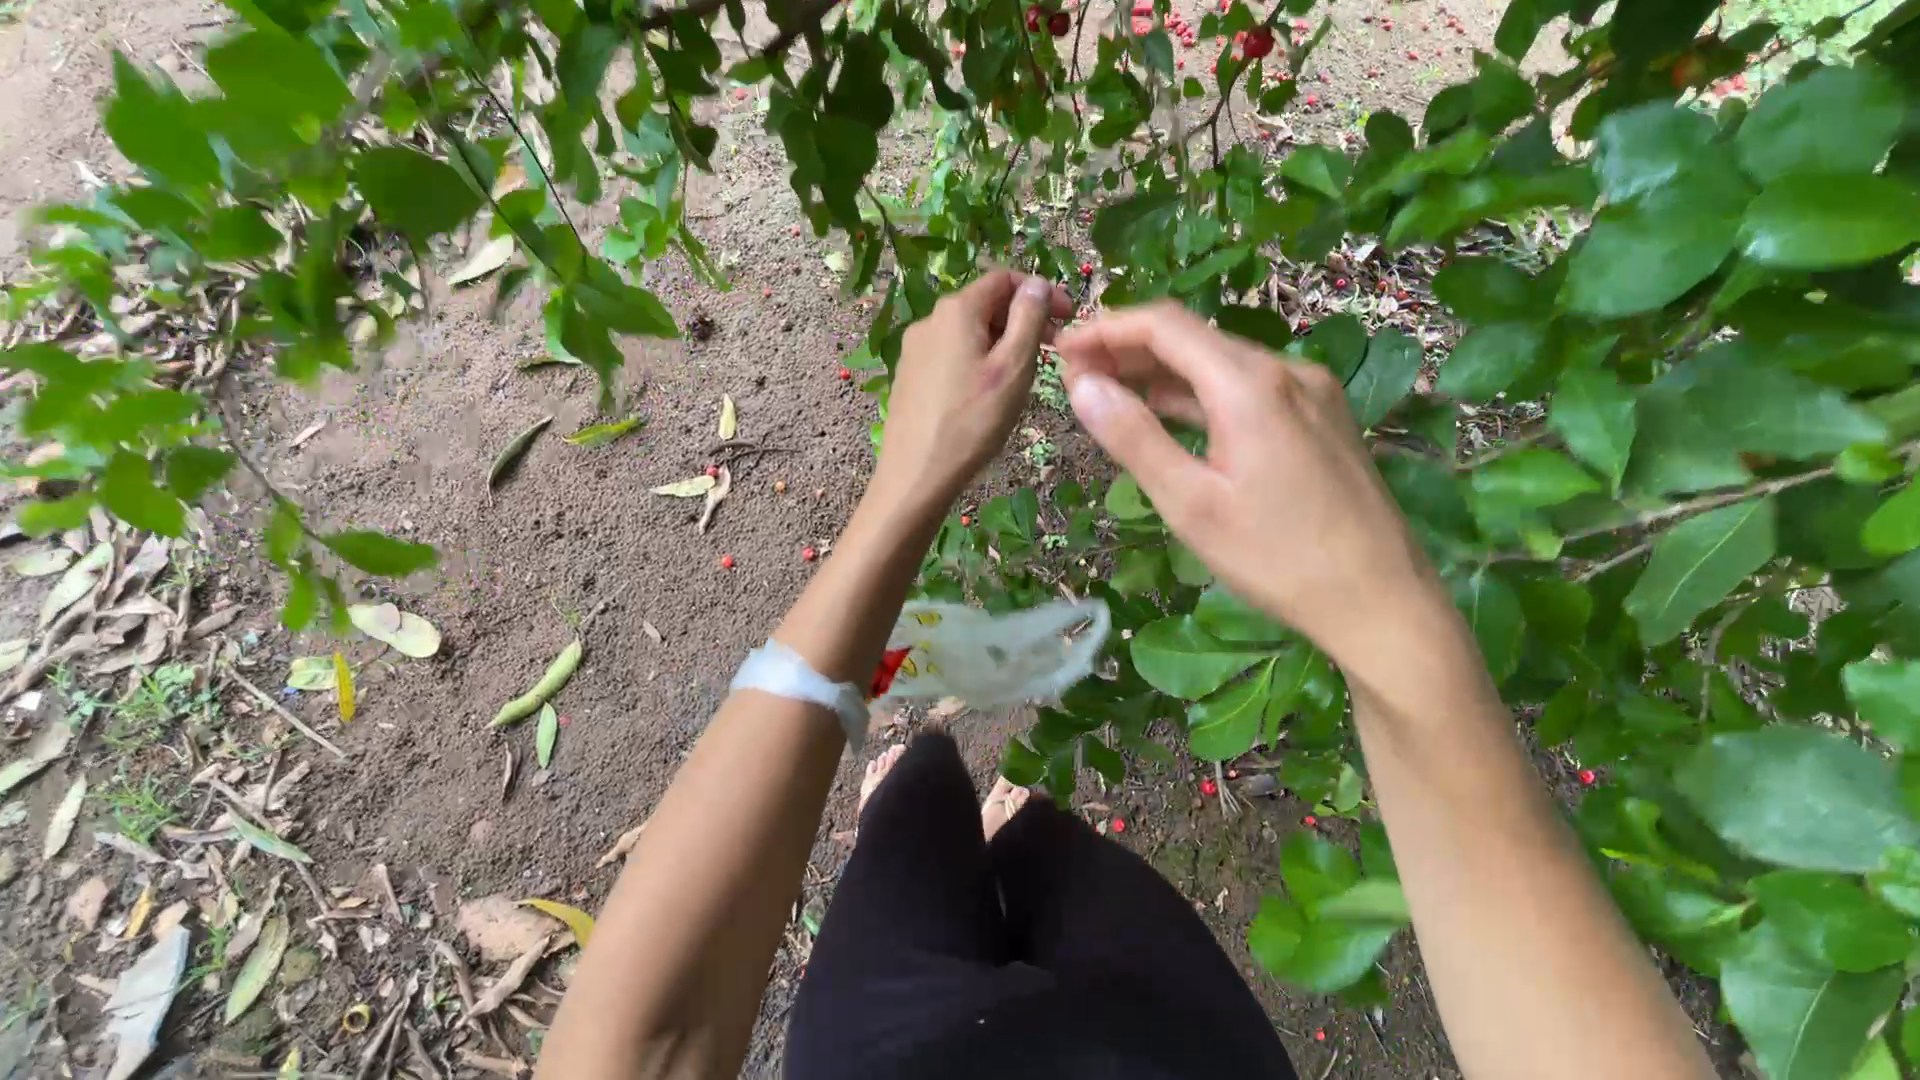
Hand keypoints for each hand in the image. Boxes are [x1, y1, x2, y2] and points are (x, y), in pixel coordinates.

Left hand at [871, 270, 1070, 514]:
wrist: (916, 474)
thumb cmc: (973, 421)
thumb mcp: (1012, 367)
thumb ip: (1028, 318)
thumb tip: (1036, 282)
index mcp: (956, 310)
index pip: (1003, 278)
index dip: (1040, 292)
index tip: (1067, 318)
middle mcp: (929, 321)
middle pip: (984, 305)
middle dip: (1021, 320)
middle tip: (1050, 352)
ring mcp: (914, 350)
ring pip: (968, 333)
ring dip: (1001, 343)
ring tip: (1021, 378)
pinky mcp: (908, 377)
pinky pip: (951, 355)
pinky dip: (977, 362)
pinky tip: (986, 395)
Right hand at [1055, 302, 1457, 672]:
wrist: (1382, 600)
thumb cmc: (1277, 558)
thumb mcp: (1191, 503)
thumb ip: (1133, 437)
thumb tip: (1081, 386)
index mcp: (1250, 385)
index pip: (1165, 326)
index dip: (1106, 329)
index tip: (1061, 350)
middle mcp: (1286, 371)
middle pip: (1194, 338)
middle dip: (1129, 350)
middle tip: (1076, 377)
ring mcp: (1310, 393)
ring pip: (1221, 364)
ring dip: (1163, 374)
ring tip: (1111, 394)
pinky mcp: (1321, 418)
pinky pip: (1247, 390)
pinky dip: (1200, 396)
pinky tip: (1171, 416)